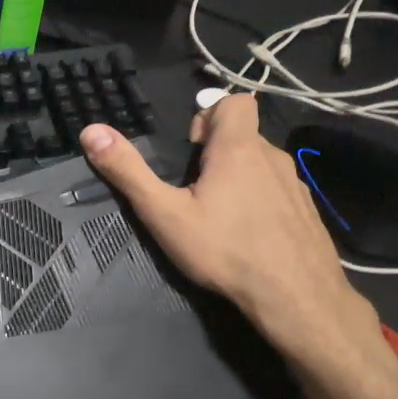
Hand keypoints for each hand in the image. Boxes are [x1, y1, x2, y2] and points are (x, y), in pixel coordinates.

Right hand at [78, 96, 376, 351]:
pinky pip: (275, 188)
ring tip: (213, 211)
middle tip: (189, 187)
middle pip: (242, 134)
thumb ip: (128, 171)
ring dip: (235, 174)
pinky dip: (256, 197)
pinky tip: (241, 231)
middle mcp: (272, 158)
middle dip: (214, 150)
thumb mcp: (163, 212)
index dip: (209, 114)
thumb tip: (91, 131)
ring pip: (259, 162)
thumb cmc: (223, 250)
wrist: (295, 296)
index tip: (189, 148)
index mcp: (237, 150)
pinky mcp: (305, 210)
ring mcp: (294, 184)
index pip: (234, 102)